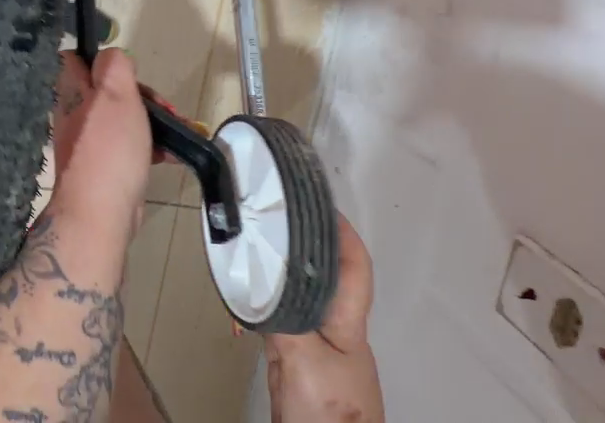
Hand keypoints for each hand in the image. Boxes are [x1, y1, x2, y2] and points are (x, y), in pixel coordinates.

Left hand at [49, 49, 152, 236]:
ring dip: (151, 120)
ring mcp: (88, 142)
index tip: (126, 68)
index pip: (73, 59)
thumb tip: (113, 56)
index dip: (99, 57)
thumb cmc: (108, 148)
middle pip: (107, 89)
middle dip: (140, 95)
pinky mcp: (104, 166)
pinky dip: (149, 146)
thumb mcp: (116, 94)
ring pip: (122, 118)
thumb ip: (114, 67)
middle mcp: (75, 113)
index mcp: (71, 92)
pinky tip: (169, 154)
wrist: (100, 214)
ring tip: (176, 127)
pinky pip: (128, 146)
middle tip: (162, 106)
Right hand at [264, 215, 384, 422]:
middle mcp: (338, 336)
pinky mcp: (301, 371)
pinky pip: (286, 324)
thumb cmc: (329, 416)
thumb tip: (259, 283)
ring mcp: (320, 355)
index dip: (344, 235)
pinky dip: (270, 302)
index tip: (320, 202)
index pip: (355, 271)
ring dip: (285, 273)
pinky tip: (249, 295)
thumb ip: (282, 320)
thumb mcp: (304, 365)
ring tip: (255, 244)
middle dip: (308, 246)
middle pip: (328, 281)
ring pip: (304, 301)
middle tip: (274, 217)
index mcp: (349, 329)